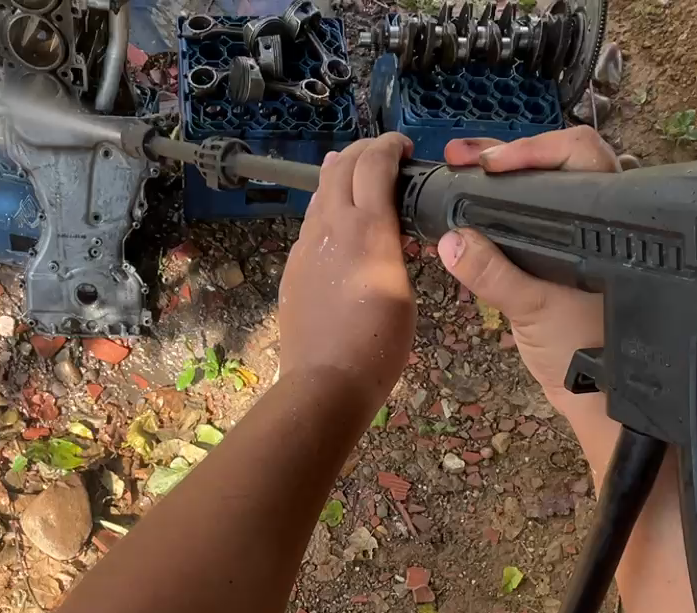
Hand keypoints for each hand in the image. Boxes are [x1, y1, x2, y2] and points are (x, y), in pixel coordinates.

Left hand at [278, 133, 415, 402]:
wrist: (326, 382)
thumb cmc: (378, 345)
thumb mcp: (404, 291)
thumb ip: (394, 250)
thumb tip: (387, 231)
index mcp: (368, 228)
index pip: (374, 162)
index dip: (389, 146)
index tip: (403, 149)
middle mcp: (332, 227)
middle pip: (341, 165)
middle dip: (363, 151)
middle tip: (382, 157)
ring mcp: (305, 248)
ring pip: (320, 194)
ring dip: (340, 178)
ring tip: (357, 180)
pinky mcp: (292, 269)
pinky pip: (310, 226)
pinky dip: (327, 212)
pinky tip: (337, 228)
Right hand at [436, 129, 618, 408]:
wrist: (591, 396)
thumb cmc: (581, 350)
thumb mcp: (534, 309)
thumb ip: (494, 274)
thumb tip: (450, 241)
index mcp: (606, 222)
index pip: (575, 157)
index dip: (531, 151)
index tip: (488, 166)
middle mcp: (595, 222)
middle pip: (555, 165)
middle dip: (507, 156)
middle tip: (460, 157)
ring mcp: (574, 242)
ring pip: (539, 193)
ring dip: (499, 181)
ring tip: (458, 170)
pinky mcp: (552, 264)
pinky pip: (524, 224)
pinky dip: (495, 213)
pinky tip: (466, 214)